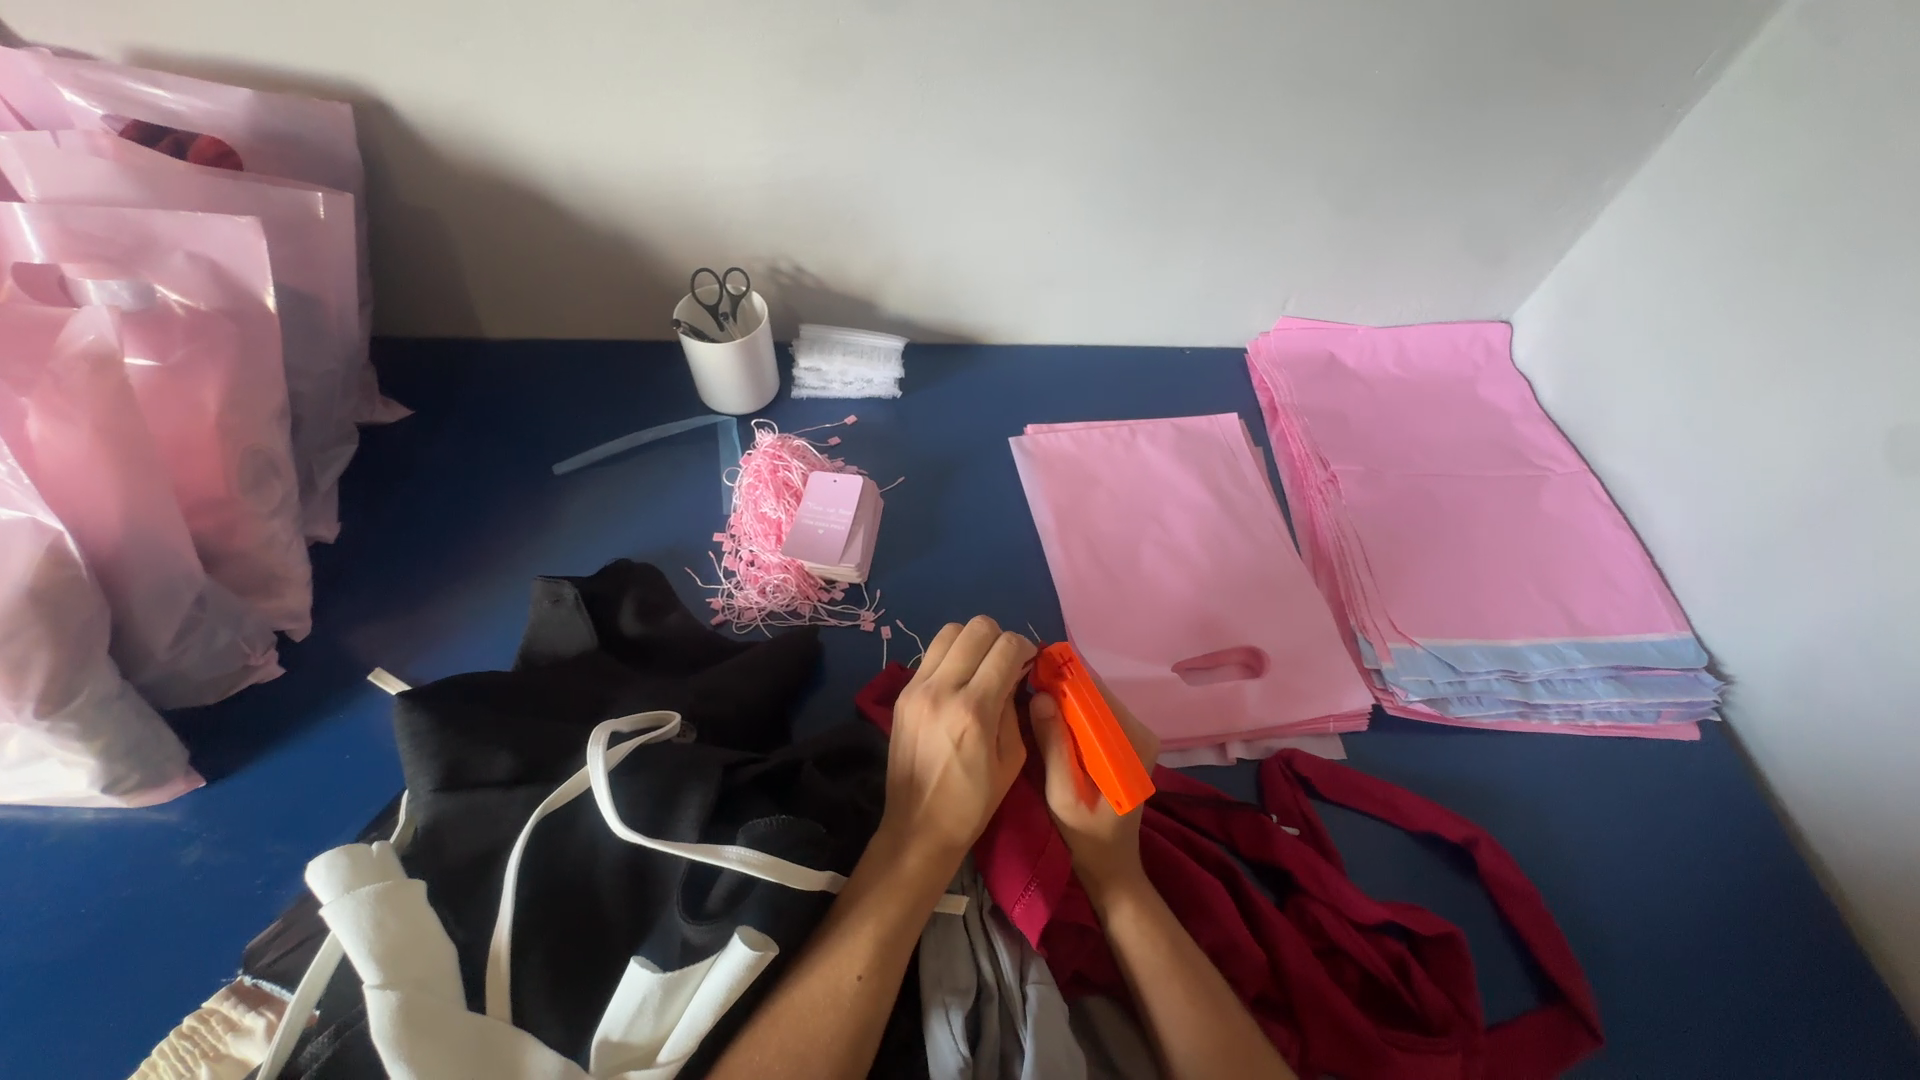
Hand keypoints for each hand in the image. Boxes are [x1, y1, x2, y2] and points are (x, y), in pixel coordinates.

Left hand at [881, 616, 1034, 863]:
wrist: (918, 826)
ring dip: (972, 641)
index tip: (1029, 663)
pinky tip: (959, 681)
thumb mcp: (1011, 759)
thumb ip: (1014, 709)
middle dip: (1000, 638)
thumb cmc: (973, 802)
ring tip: (981, 666)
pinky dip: (951, 657)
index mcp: (974, 710)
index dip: (1026, 648)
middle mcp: (943, 689)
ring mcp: (916, 688)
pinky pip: (931, 655)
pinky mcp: (902, 694)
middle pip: (977, 627)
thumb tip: (1014, 675)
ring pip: (949, 632)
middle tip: (1006, 662)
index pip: (1007, 647)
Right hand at [1030, 669, 1158, 897]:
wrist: (1109, 864)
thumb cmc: (1086, 835)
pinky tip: (1043, 717)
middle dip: (1058, 687)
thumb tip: (1040, 696)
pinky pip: (1092, 715)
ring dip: (1060, 698)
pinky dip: (1068, 712)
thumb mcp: (1063, 794)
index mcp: (1133, 742)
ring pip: (1091, 701)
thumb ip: (1054, 746)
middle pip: (1093, 693)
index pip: (1096, 694)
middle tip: (1021, 685)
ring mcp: (1132, 734)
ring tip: (1026, 698)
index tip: (1027, 671)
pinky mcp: (1122, 741)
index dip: (1061, 679)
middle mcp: (1139, 730)